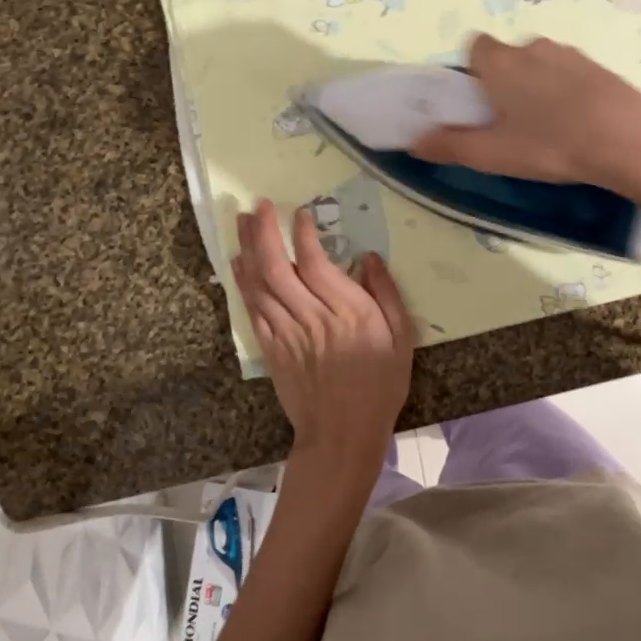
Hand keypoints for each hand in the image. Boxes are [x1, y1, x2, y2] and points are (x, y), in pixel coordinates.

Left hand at [233, 200, 416, 483]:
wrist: (343, 434)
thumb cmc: (380, 386)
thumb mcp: (402, 339)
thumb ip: (387, 295)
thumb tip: (369, 258)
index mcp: (348, 312)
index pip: (315, 262)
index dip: (303, 234)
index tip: (300, 213)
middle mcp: (312, 317)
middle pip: (278, 266)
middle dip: (264, 231)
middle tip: (258, 205)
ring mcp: (287, 334)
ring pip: (259, 284)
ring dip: (247, 249)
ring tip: (241, 221)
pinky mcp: (272, 350)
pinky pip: (253, 310)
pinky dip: (243, 283)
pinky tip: (239, 263)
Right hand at [410, 34, 640, 198]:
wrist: (628, 139)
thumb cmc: (550, 144)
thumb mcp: (494, 154)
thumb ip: (451, 146)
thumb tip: (415, 141)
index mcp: (500, 62)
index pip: (474, 48)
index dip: (473, 73)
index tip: (480, 105)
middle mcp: (532, 47)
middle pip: (509, 58)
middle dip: (506, 84)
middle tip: (512, 125)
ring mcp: (571, 54)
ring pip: (542, 66)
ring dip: (538, 89)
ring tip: (550, 130)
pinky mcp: (600, 68)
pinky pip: (571, 76)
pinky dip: (568, 94)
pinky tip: (579, 126)